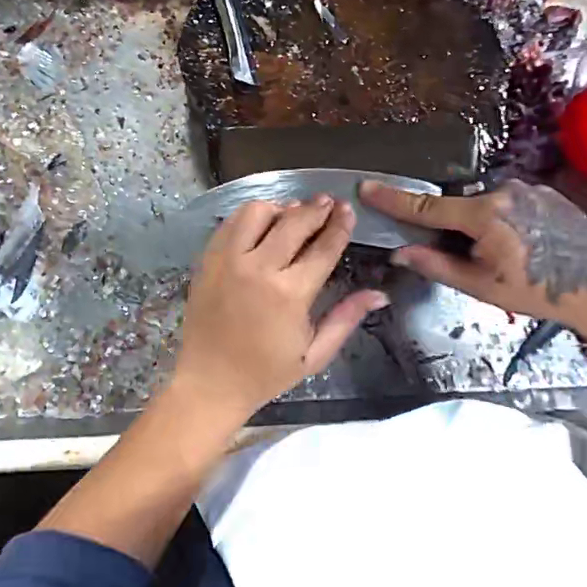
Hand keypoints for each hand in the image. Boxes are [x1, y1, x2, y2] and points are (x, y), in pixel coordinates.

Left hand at [176, 196, 387, 418]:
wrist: (208, 384)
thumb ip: (347, 318)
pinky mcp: (207, 260)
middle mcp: (258, 269)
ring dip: (280, 209)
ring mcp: (228, 261)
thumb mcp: (315, 354)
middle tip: (328, 203)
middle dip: (316, 209)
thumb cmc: (265, 373)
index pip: (322, 248)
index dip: (339, 226)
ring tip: (292, 214)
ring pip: (257, 212)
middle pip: (294, 222)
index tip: (348, 210)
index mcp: (289, 294)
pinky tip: (263, 223)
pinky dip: (250, 216)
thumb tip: (379, 294)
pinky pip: (230, 223)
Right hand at [359, 180, 586, 331]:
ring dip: (485, 226)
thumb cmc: (538, 292)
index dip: (394, 199)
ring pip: (488, 205)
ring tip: (511, 259)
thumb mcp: (482, 285)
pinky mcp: (546, 193)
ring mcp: (528, 189)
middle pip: (461, 206)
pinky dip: (507, 221)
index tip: (368, 187)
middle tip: (475, 260)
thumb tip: (401, 253)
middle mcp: (504, 191)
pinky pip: (512, 202)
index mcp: (484, 214)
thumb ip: (438, 265)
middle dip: (456, 229)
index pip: (427, 207)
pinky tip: (526, 247)